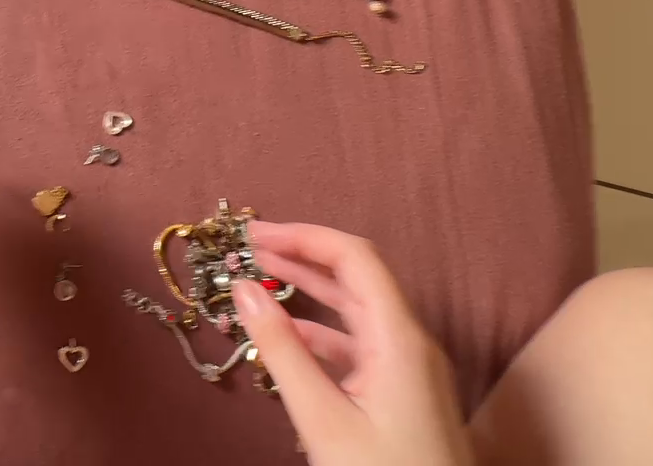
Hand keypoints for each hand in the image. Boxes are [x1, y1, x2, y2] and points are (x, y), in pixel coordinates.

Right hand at [231, 222, 472, 465]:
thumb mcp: (323, 418)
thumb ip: (281, 348)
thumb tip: (242, 287)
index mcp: (399, 337)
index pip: (353, 257)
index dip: (303, 236)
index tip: (254, 233)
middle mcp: (410, 341)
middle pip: (355, 275)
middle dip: (301, 253)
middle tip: (249, 245)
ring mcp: (410, 367)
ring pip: (355, 306)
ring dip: (308, 286)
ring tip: (260, 275)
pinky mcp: (403, 391)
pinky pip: (358, 340)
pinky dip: (319, 326)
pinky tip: (286, 331)